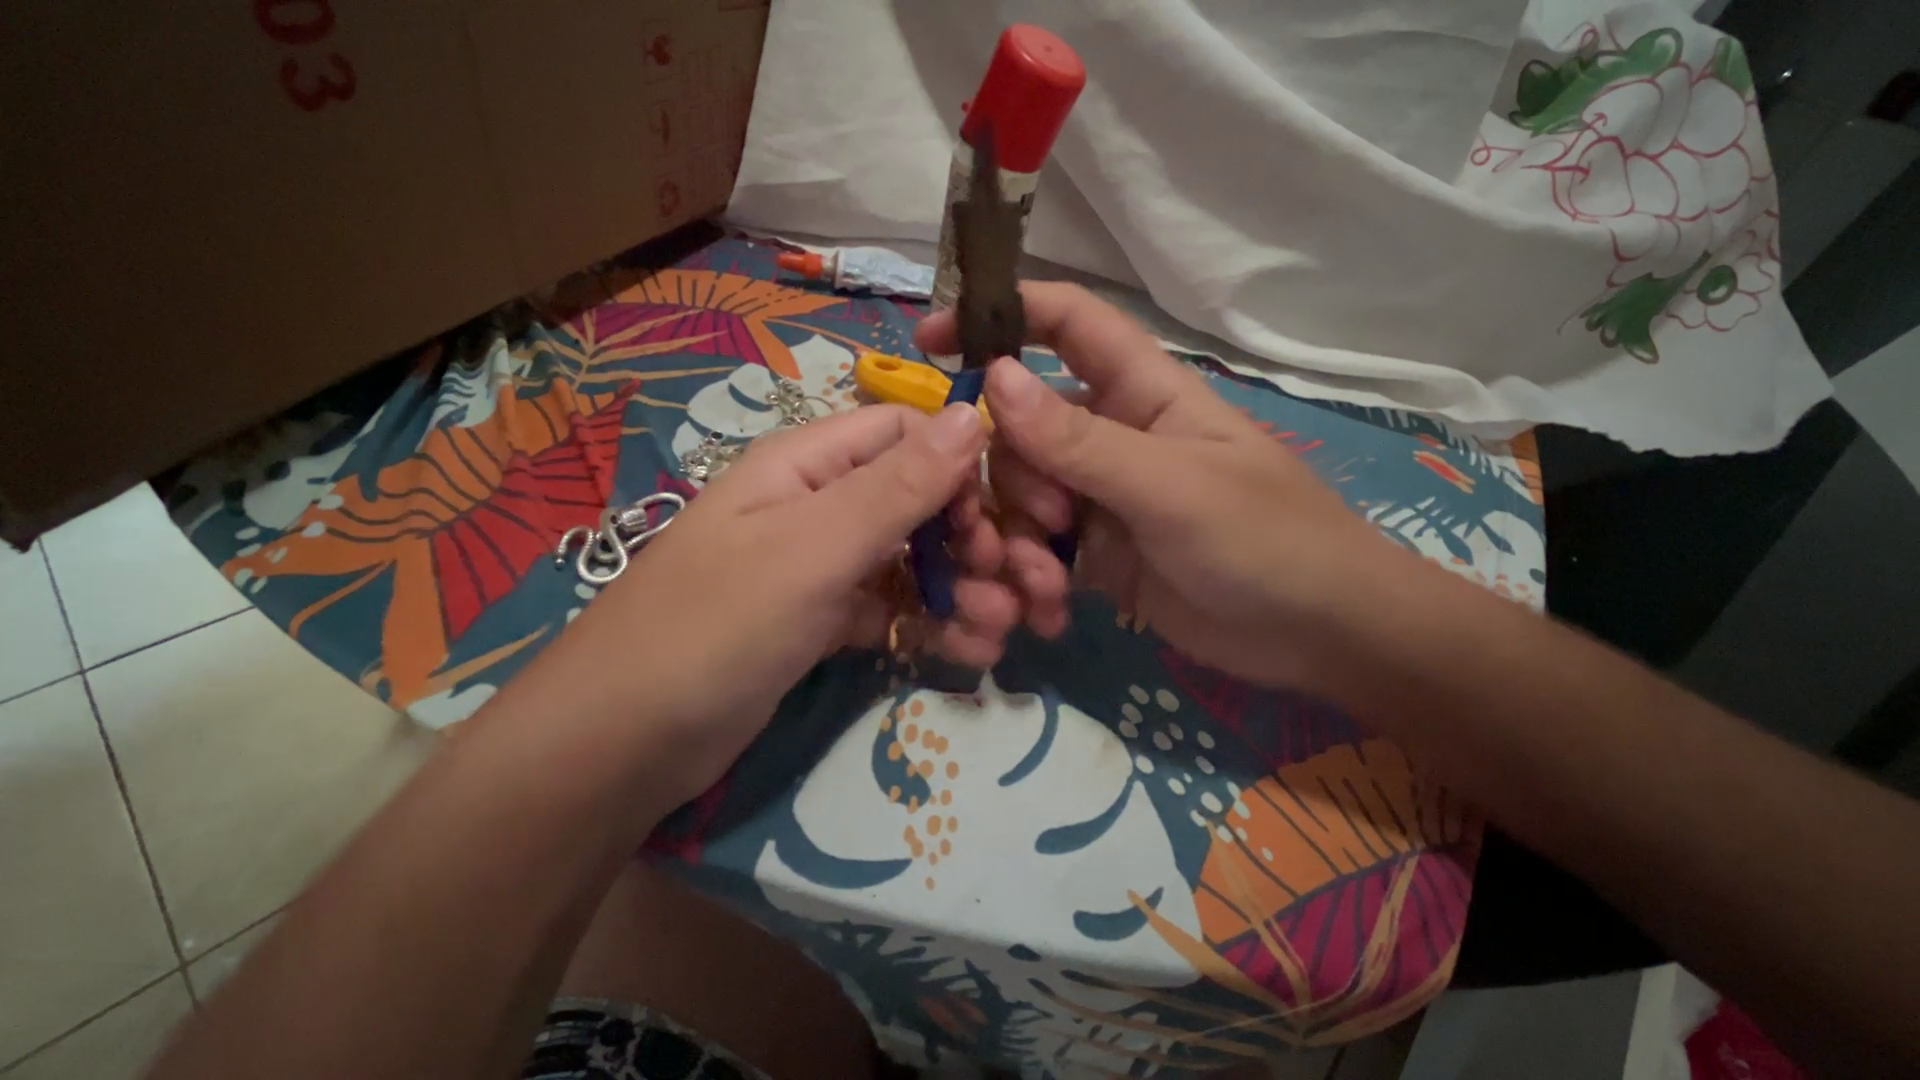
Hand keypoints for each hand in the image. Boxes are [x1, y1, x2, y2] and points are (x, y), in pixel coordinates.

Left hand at [563, 403, 1003, 803]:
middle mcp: (815, 505)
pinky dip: (928, 629)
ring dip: (962, 592)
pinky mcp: (818, 624)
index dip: (964, 468)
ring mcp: (816, 568)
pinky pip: (888, 612)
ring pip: (909, 563)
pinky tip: (968, 657)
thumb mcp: (813, 549)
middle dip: (975, 542)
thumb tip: (973, 411)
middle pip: (917, 502)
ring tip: (1002, 635)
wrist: (622, 741)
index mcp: (805, 464)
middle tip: (1022, 591)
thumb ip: (896, 486)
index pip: (906, 434)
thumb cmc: (716, 627)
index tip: (1011, 519)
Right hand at [914, 283, 1410, 695]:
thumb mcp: (1169, 485)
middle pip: (1022, 425)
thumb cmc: (1265, 538)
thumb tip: (994, 377)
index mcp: (1141, 391)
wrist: (1318, 634)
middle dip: (1011, 474)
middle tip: (1042, 524)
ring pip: (1021, 493)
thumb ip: (1080, 440)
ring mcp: (1102, 497)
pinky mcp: (1097, 555)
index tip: (931, 339)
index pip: (1066, 323)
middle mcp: (1112, 435)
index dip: (1003, 315)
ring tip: (1044, 585)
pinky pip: (1037, 550)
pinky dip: (1030, 578)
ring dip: (1016, 538)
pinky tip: (1046, 612)